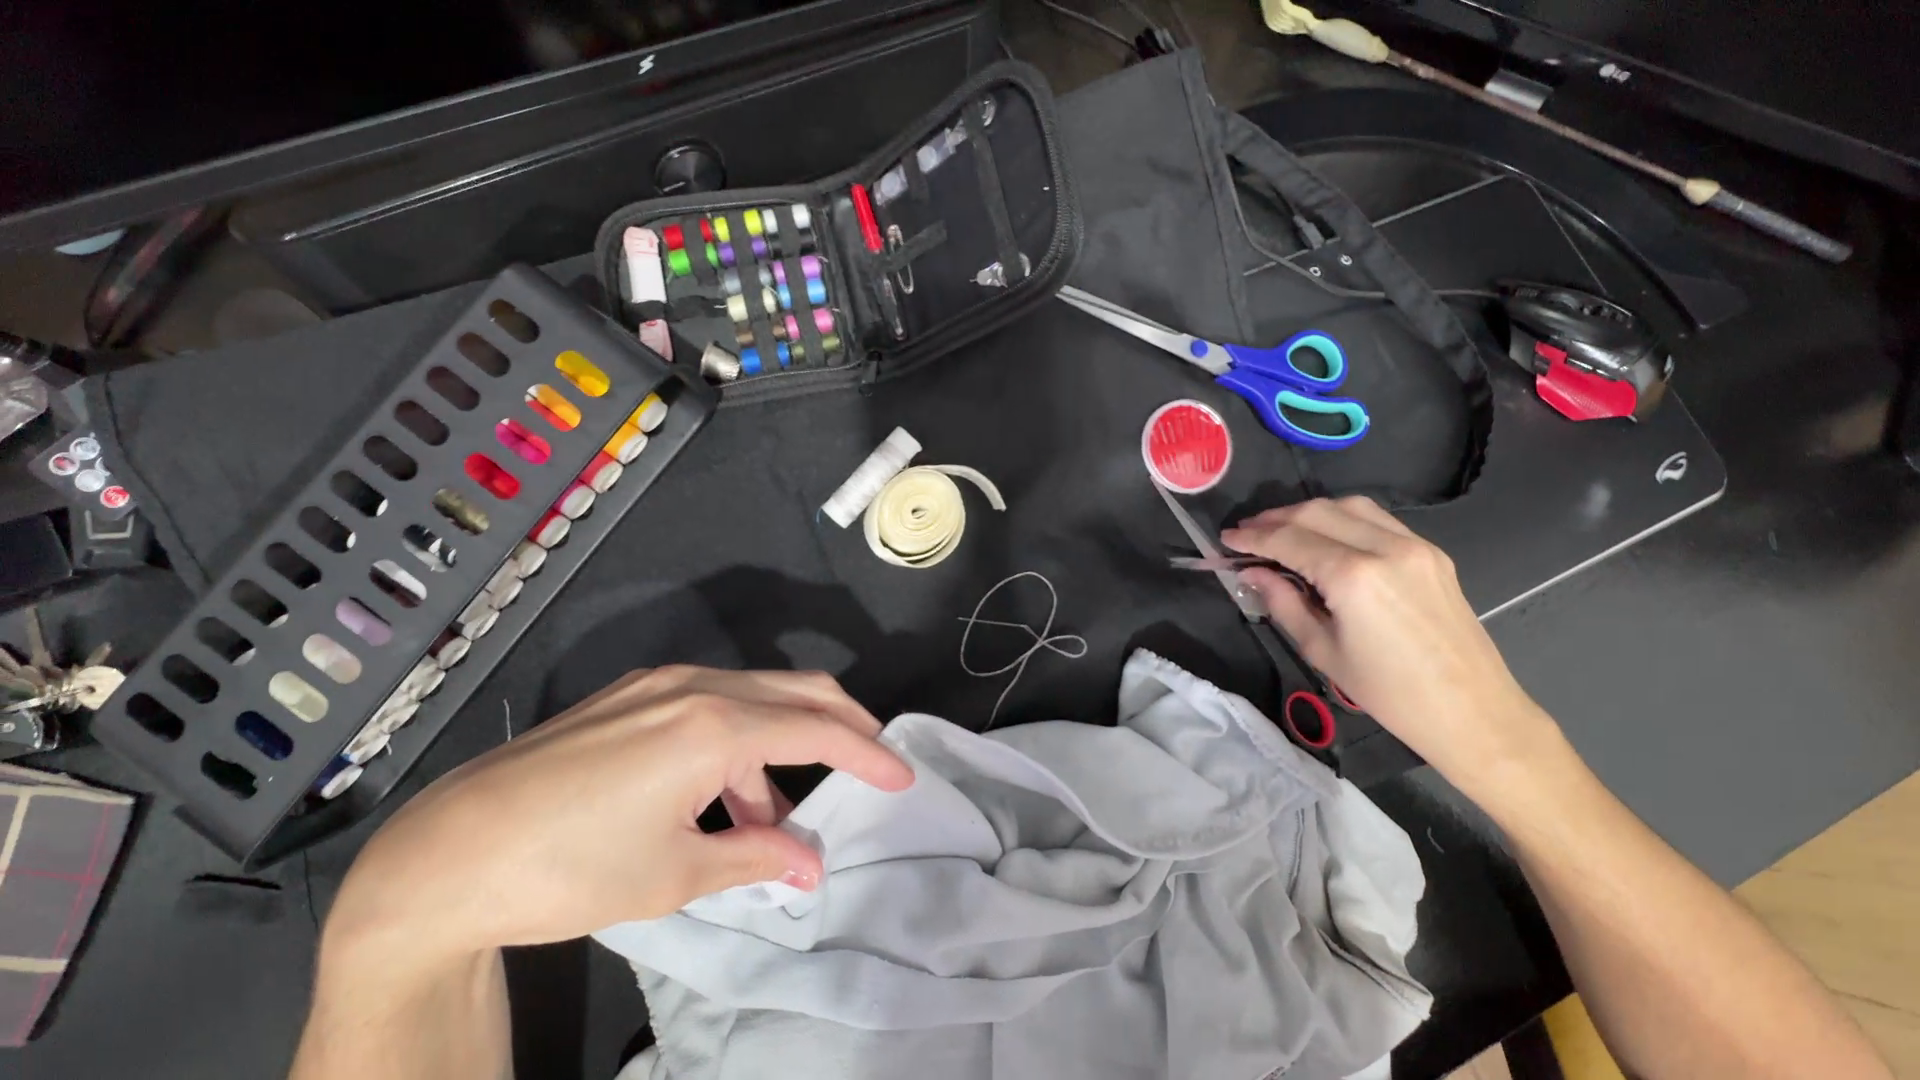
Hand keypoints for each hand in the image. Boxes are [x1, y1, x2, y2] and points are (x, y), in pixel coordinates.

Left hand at [325, 667, 913, 962]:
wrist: (450, 852)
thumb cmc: (573, 868)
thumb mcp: (676, 873)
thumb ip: (756, 858)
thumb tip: (809, 865)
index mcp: (716, 725)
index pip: (818, 729)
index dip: (868, 753)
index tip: (903, 777)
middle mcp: (694, 686)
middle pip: (796, 690)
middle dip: (843, 723)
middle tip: (874, 761)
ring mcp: (655, 685)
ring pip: (751, 696)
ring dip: (782, 741)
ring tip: (779, 813)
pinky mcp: (626, 698)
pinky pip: (708, 704)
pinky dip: (738, 739)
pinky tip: (723, 793)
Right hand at [1221, 497, 1556, 789]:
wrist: (1471, 709)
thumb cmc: (1390, 693)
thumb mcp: (1323, 651)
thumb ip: (1283, 603)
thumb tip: (1253, 572)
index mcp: (1354, 576)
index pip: (1290, 539)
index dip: (1253, 536)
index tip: (1226, 539)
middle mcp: (1385, 548)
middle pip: (1317, 511)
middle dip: (1276, 518)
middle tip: (1248, 533)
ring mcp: (1414, 546)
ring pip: (1349, 506)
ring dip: (1310, 512)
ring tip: (1282, 530)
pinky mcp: (1431, 553)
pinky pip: (1378, 520)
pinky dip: (1343, 519)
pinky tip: (1327, 537)